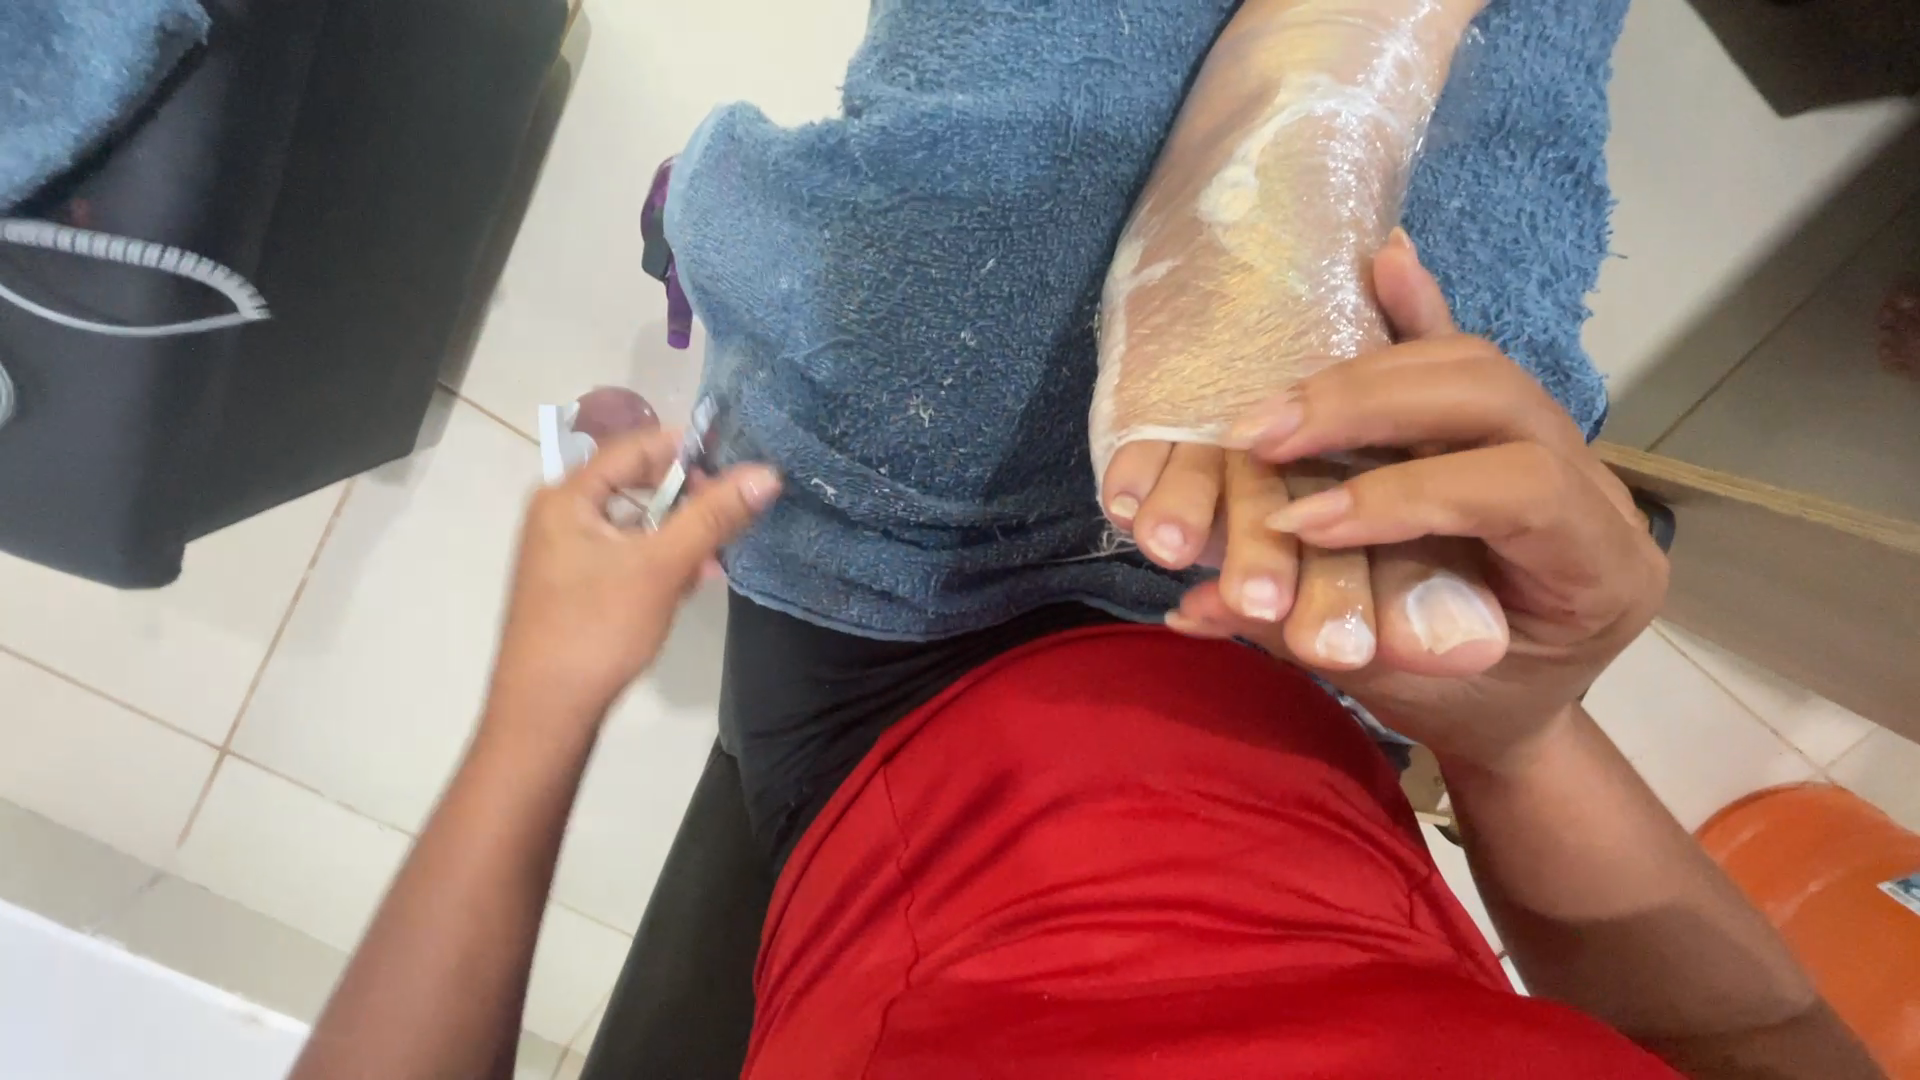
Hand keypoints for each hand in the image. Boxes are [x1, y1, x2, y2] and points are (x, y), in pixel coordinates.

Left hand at [488, 429, 780, 721]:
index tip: (737, 469)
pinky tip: (689, 583)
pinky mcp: (579, 581)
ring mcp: (568, 549)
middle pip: (639, 483)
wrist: (546, 712)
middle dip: (689, 500)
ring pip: (639, 520)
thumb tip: (768, 474)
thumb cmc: (598, 628)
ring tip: (714, 561)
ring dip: (681, 534)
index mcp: (568, 495)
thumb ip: (714, 516)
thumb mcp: (663, 566)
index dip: (689, 451)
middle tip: (729, 519)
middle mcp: (562, 512)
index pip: (636, 446)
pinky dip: (662, 558)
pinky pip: (630, 550)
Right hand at [1166, 244, 1668, 769]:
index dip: (1402, 497)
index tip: (1299, 521)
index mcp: (1596, 567)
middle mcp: (1590, 485)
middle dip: (1365, 408)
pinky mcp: (1503, 428)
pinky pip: (1466, 356)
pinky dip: (1418, 310)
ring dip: (1360, 372)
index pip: (1516, 491)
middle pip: (1491, 396)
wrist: (1518, 702)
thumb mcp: (1399, 691)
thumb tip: (1195, 605)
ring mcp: (1552, 444)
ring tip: (1272, 406)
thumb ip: (1307, 638)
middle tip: (1262, 435)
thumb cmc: (1467, 706)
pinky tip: (1383, 263)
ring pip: (1471, 364)